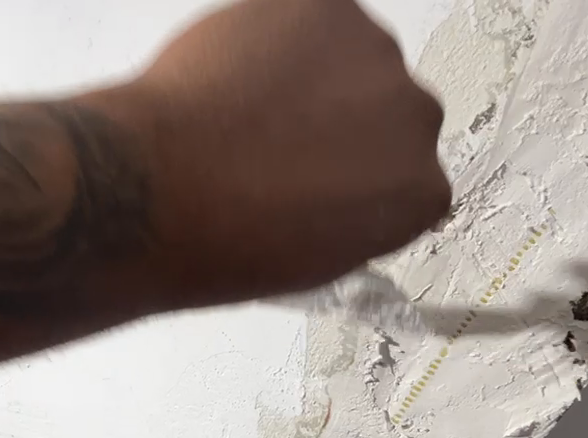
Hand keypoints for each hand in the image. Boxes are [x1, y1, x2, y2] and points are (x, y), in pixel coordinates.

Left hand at [99, 0, 449, 306]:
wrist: (169, 190)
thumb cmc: (230, 245)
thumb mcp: (312, 263)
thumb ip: (349, 220)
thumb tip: (334, 200)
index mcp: (418, 195)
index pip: (412, 181)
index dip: (363, 184)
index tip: (330, 190)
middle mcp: (415, 120)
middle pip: (391, 116)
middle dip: (348, 130)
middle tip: (286, 154)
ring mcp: (374, 54)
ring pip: (354, 63)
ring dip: (318, 82)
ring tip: (254, 119)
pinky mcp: (326, 7)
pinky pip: (311, 23)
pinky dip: (281, 44)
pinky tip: (240, 82)